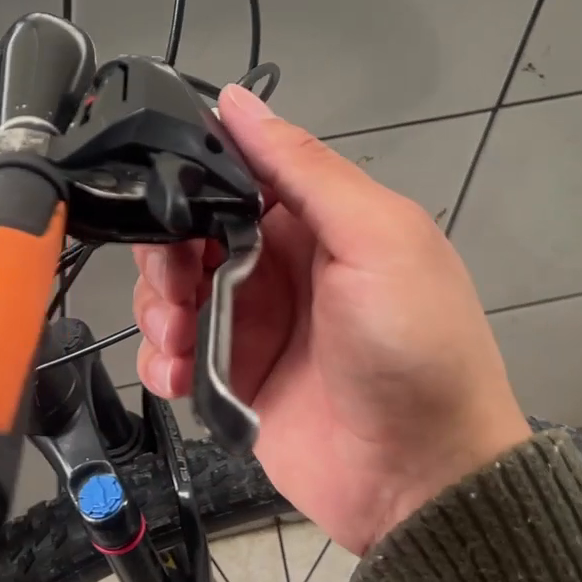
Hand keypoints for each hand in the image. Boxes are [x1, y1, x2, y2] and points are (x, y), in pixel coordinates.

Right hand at [133, 86, 531, 553]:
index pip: (232, 172)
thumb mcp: (376, 239)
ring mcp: (247, 319)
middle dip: (165, 251)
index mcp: (311, 217)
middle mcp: (272, 260)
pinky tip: (176, 371)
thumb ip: (306, 167)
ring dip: (158, 305)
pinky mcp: (226, 374)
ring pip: (170, 287)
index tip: (162, 195)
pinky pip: (170, 350)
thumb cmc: (413, 345)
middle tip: (174, 283)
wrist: (423, 482)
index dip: (191, 177)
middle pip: (188, 230)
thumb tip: (237, 100)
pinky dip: (159, 356)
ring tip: (180, 337)